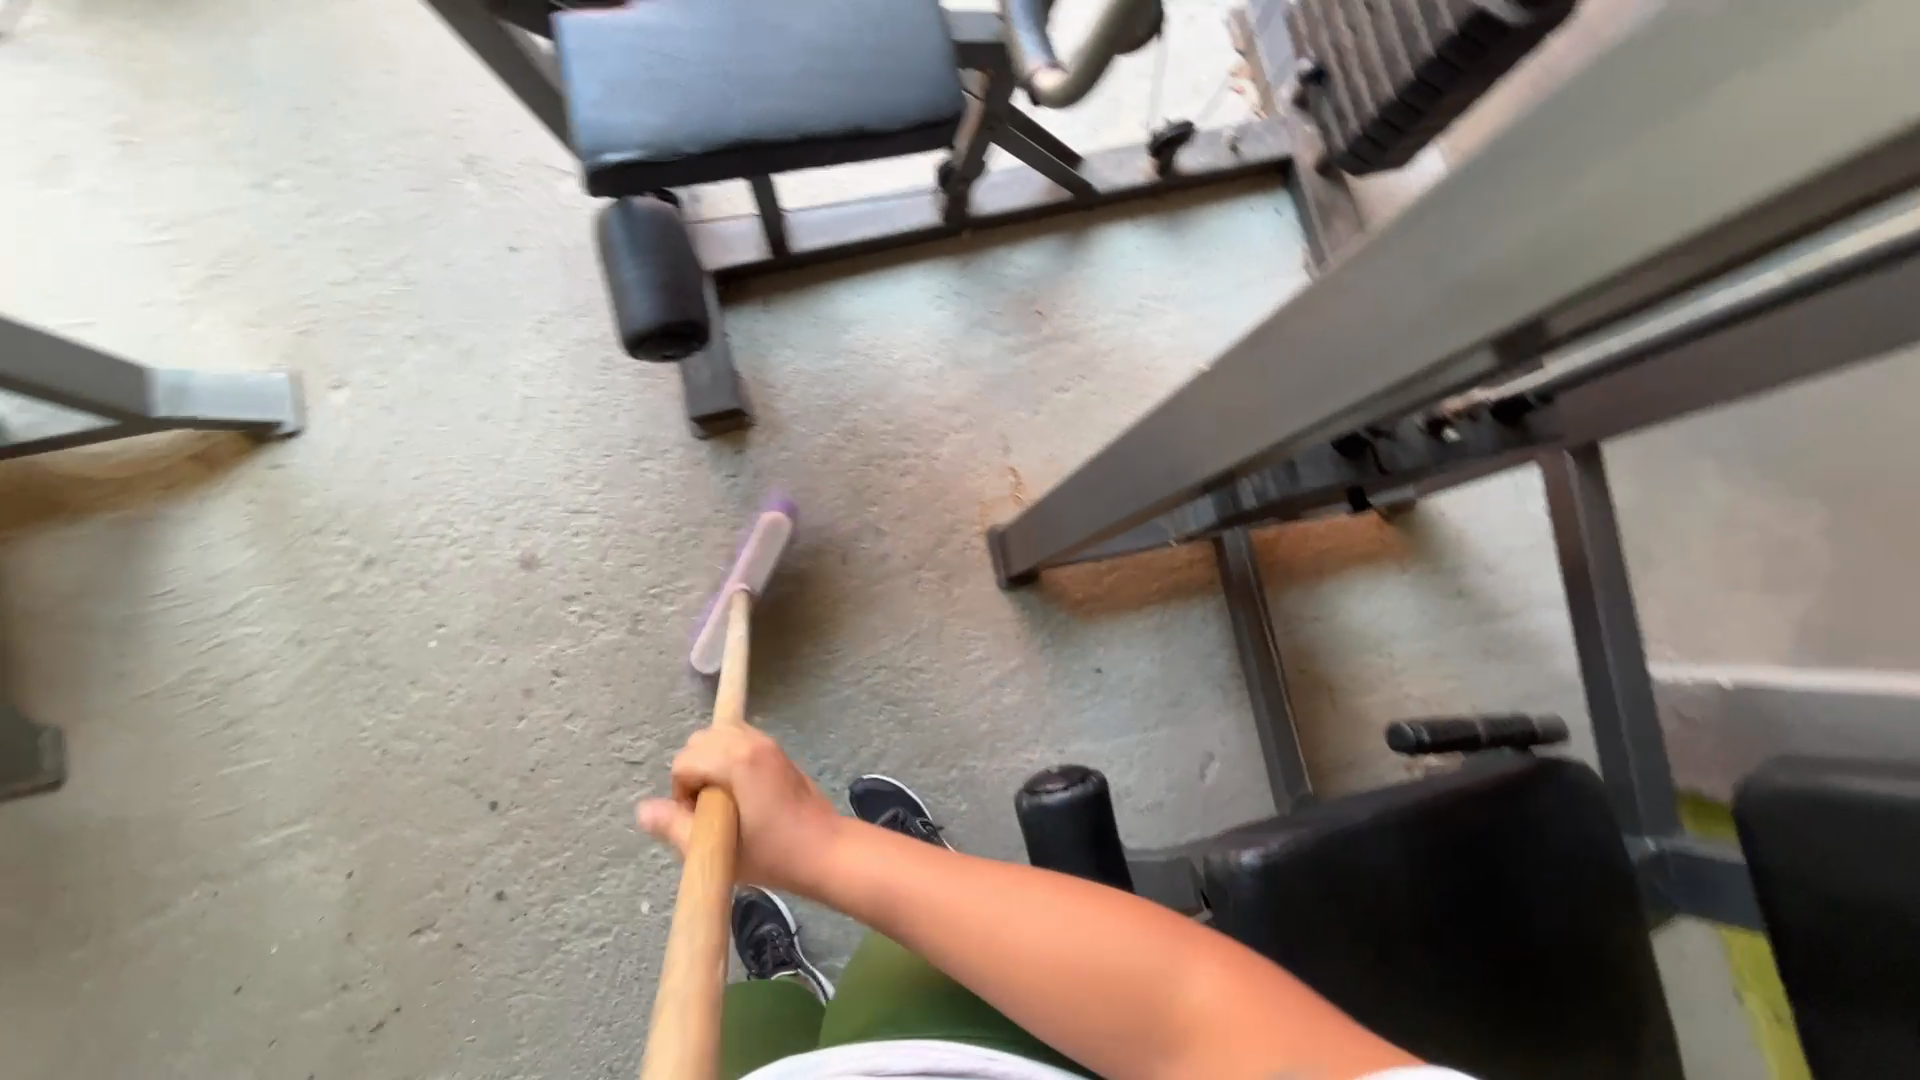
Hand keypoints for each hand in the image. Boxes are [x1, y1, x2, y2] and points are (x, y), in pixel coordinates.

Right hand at [635, 726, 844, 893]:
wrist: (824, 849)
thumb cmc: (772, 853)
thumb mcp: (716, 848)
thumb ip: (675, 827)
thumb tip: (642, 810)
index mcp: (737, 759)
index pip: (684, 762)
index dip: (682, 793)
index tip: (700, 821)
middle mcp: (752, 741)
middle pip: (699, 742)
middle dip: (693, 773)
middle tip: (708, 810)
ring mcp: (767, 742)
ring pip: (718, 737)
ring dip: (710, 764)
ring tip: (722, 801)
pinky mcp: (777, 750)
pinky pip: (739, 741)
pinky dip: (728, 758)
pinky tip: (739, 792)